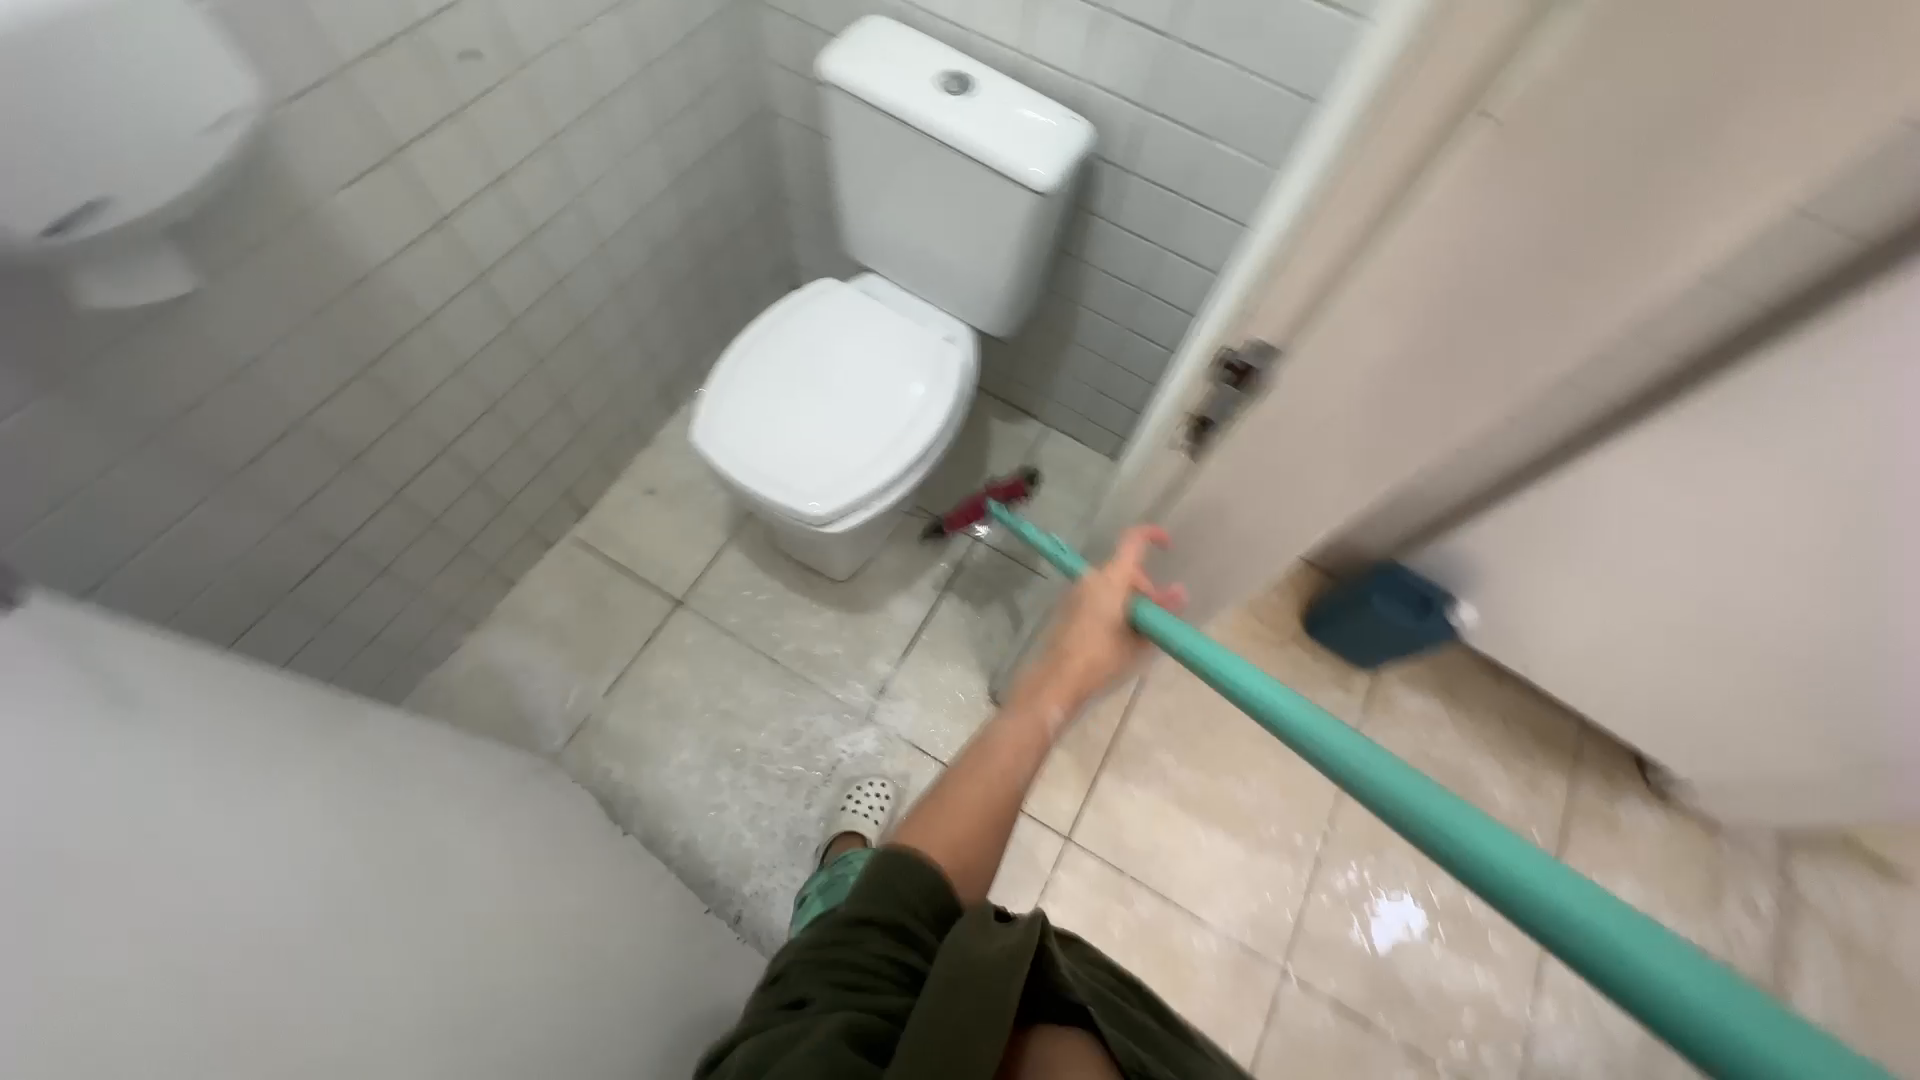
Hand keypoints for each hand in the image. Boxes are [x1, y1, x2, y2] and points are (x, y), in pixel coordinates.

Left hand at [1015, 525, 1186, 717]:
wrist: (1059, 678)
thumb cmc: (1103, 657)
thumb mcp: (1139, 638)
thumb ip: (1161, 611)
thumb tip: (1180, 591)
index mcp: (1111, 579)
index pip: (1132, 541)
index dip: (1152, 535)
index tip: (1168, 545)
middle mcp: (1092, 578)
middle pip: (1126, 570)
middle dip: (1145, 589)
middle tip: (1155, 620)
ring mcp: (1077, 591)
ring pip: (1112, 584)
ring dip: (1129, 600)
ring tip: (1137, 634)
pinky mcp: (1068, 607)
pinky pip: (1098, 596)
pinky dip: (1113, 606)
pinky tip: (1117, 636)